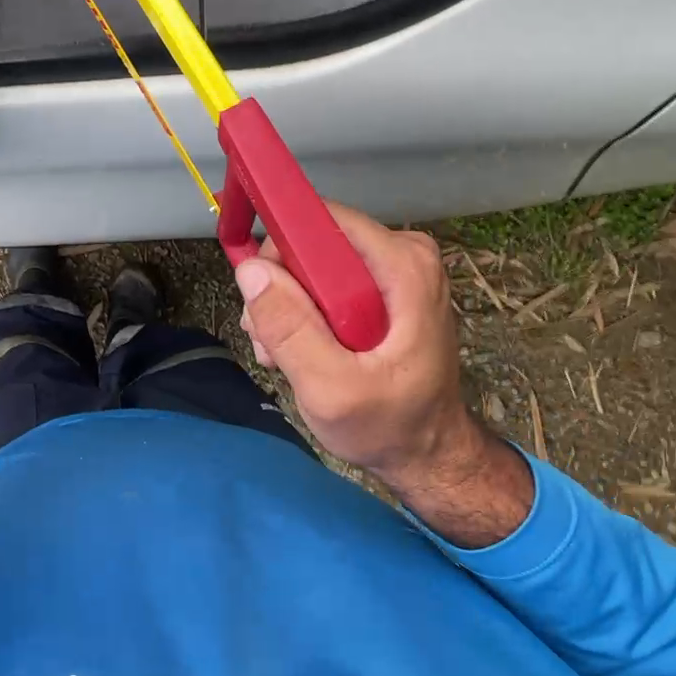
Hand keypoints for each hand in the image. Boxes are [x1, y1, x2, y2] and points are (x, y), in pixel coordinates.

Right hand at [234, 202, 531, 546]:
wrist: (426, 455)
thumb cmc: (388, 426)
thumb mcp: (331, 387)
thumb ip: (290, 328)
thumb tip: (250, 270)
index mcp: (402, 266)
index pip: (320, 220)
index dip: (279, 250)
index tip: (257, 296)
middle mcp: (401, 255)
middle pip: (309, 243)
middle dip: (277, 290)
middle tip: (271, 343)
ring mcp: (390, 271)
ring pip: (307, 266)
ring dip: (282, 309)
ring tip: (282, 356)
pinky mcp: (378, 289)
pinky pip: (319, 283)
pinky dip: (299, 316)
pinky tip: (297, 354)